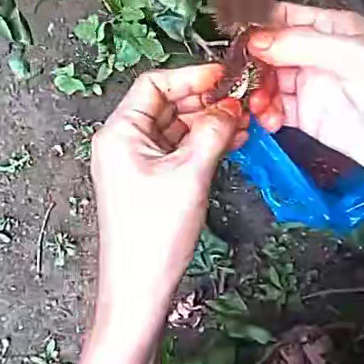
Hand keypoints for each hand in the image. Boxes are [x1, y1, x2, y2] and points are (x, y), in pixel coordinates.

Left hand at [89, 65, 243, 320]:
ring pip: (175, 128)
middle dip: (205, 101)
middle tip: (240, 102)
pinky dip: (202, 144)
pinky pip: (177, 150)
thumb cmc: (154, 235)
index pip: (155, 85)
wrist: (139, 286)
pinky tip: (231, 143)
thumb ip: (213, 132)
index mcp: (120, 133)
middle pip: (167, 104)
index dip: (191, 76)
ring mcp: (135, 162)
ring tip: (243, 124)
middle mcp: (122, 143)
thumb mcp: (190, 174)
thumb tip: (230, 106)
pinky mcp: (148, 180)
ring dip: (208, 123)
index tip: (224, 77)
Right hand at [244, 4, 363, 182]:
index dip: (259, 24)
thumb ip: (303, 45)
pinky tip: (268, 121)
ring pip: (269, 82)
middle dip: (252, 63)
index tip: (236, 37)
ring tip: (256, 105)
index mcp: (331, 28)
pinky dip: (266, 114)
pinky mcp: (307, 116)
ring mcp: (311, 86)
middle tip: (239, 78)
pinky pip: (276, 110)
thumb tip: (256, 41)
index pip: (285, 17)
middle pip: (270, 51)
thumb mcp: (352, 56)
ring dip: (257, 92)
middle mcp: (317, 54)